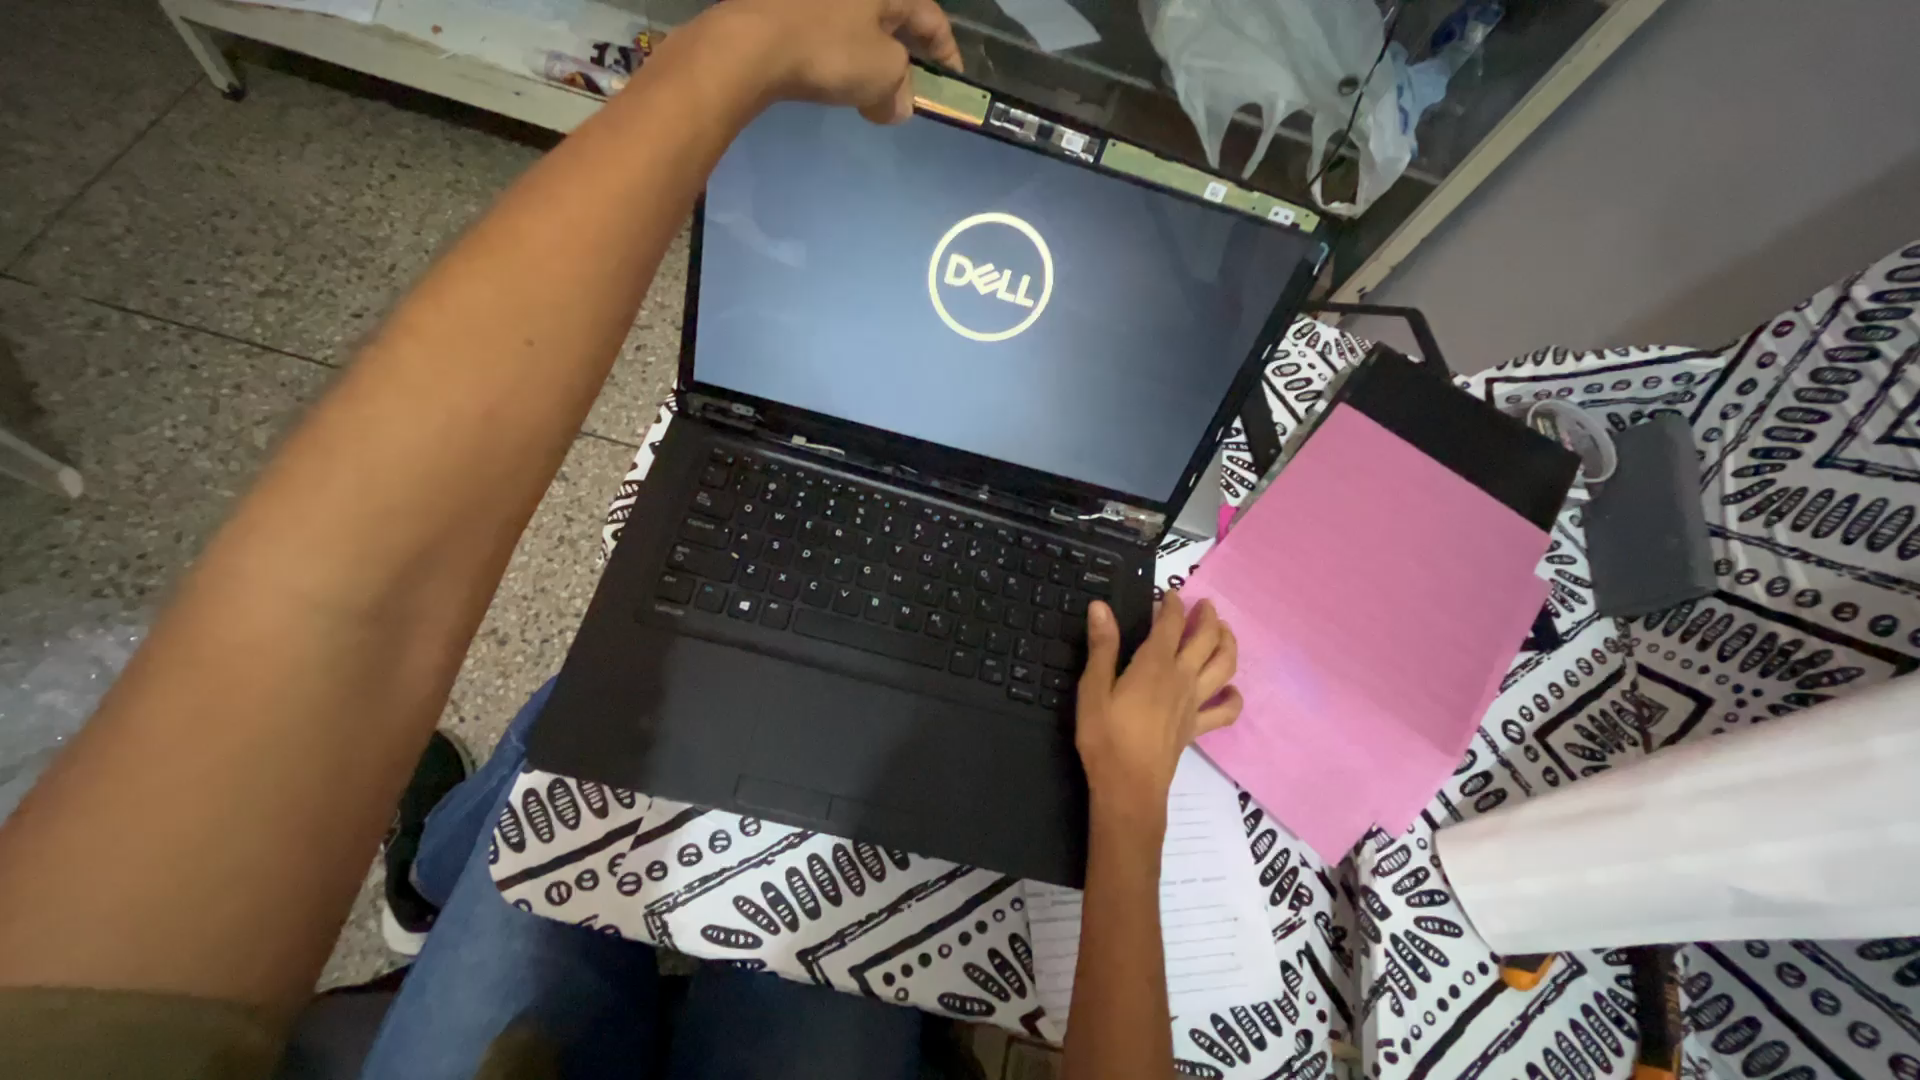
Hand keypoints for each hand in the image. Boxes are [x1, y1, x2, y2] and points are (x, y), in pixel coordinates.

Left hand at [717, 0, 963, 124]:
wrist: (753, 44)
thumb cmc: (831, 51)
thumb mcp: (882, 75)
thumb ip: (901, 90)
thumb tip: (898, 104)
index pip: (932, 17)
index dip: (947, 53)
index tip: (952, 82)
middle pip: (895, 19)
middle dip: (908, 56)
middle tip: (911, 90)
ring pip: (862, 28)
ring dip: (874, 61)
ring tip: (872, 95)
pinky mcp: (792, 10)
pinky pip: (832, 32)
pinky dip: (844, 58)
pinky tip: (837, 83)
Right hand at [1075, 593, 1241, 826]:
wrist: (1129, 787)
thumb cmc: (1105, 737)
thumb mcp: (1093, 689)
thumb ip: (1102, 647)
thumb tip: (1101, 607)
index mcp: (1154, 665)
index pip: (1170, 624)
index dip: (1173, 604)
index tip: (1171, 593)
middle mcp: (1182, 678)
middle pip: (1206, 639)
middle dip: (1208, 617)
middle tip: (1205, 605)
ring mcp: (1194, 703)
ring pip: (1224, 666)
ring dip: (1228, 644)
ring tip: (1224, 632)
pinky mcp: (1197, 728)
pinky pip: (1226, 711)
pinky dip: (1234, 697)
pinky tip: (1231, 689)